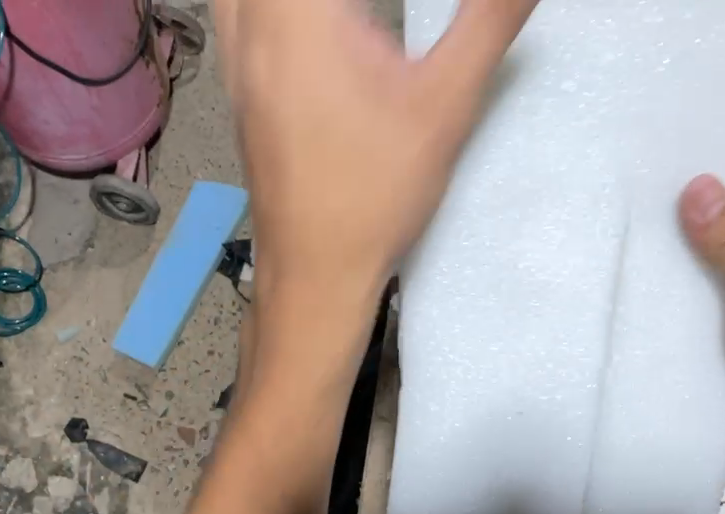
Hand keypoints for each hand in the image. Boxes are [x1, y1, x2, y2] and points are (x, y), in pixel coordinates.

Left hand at [213, 0, 538, 301]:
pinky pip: (238, 17)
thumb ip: (488, 21)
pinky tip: (308, 28)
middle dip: (349, 2)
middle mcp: (253, 33)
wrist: (317, 275)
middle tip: (376, 16)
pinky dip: (270, 10)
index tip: (386, 11)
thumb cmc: (371, 202)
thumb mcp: (446, 107)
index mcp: (299, 19)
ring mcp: (237, 66)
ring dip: (292, 1)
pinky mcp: (240, 95)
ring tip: (355, 19)